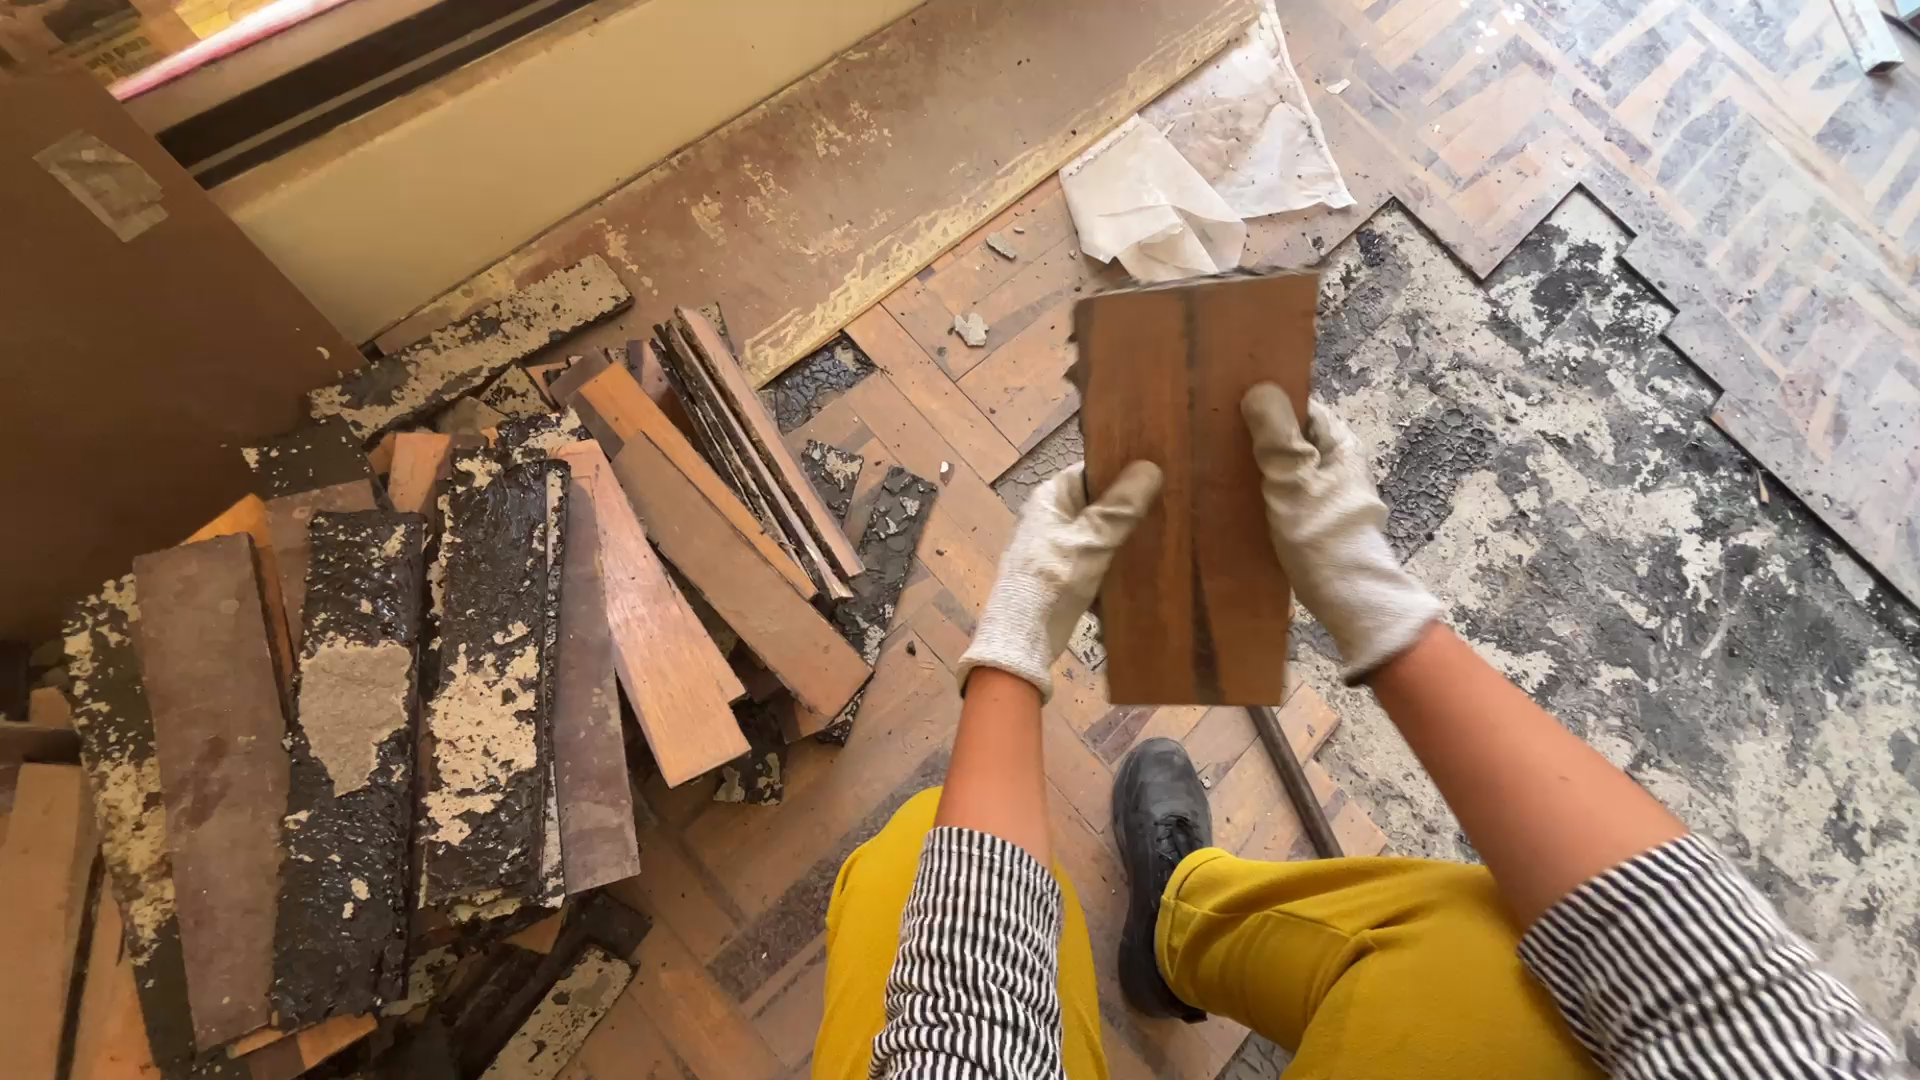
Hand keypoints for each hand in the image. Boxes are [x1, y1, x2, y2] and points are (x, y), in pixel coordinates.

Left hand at [956, 461, 1162, 699]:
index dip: (1123, 470)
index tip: (1159, 472)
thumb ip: (1121, 507)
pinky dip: (1111, 565)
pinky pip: (1093, 560)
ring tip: (1164, 536)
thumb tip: (1150, 467)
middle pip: (1096, 503)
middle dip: (1128, 509)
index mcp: (1050, 497)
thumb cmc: (1053, 579)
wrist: (1023, 637)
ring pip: (1097, 534)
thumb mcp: (1092, 540)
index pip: (1091, 470)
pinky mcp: (1059, 574)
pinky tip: (1140, 570)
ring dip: (1123, 540)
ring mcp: (1052, 546)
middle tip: (1170, 507)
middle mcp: (1048, 516)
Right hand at [1242, 383, 1442, 682]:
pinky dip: (1261, 492)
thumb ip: (1277, 437)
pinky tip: (1234, 500)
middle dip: (1257, 437)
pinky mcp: (1313, 518)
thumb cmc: (1320, 533)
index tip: (1228, 409)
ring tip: (1214, 467)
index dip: (1267, 405)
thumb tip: (1260, 390)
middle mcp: (1337, 462)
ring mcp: (1326, 492)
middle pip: (1291, 437)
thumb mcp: (1292, 480)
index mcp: (1339, 444)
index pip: (1300, 408)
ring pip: (1285, 467)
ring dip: (1255, 467)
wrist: (1346, 596)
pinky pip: (1282, 493)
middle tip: (1213, 440)